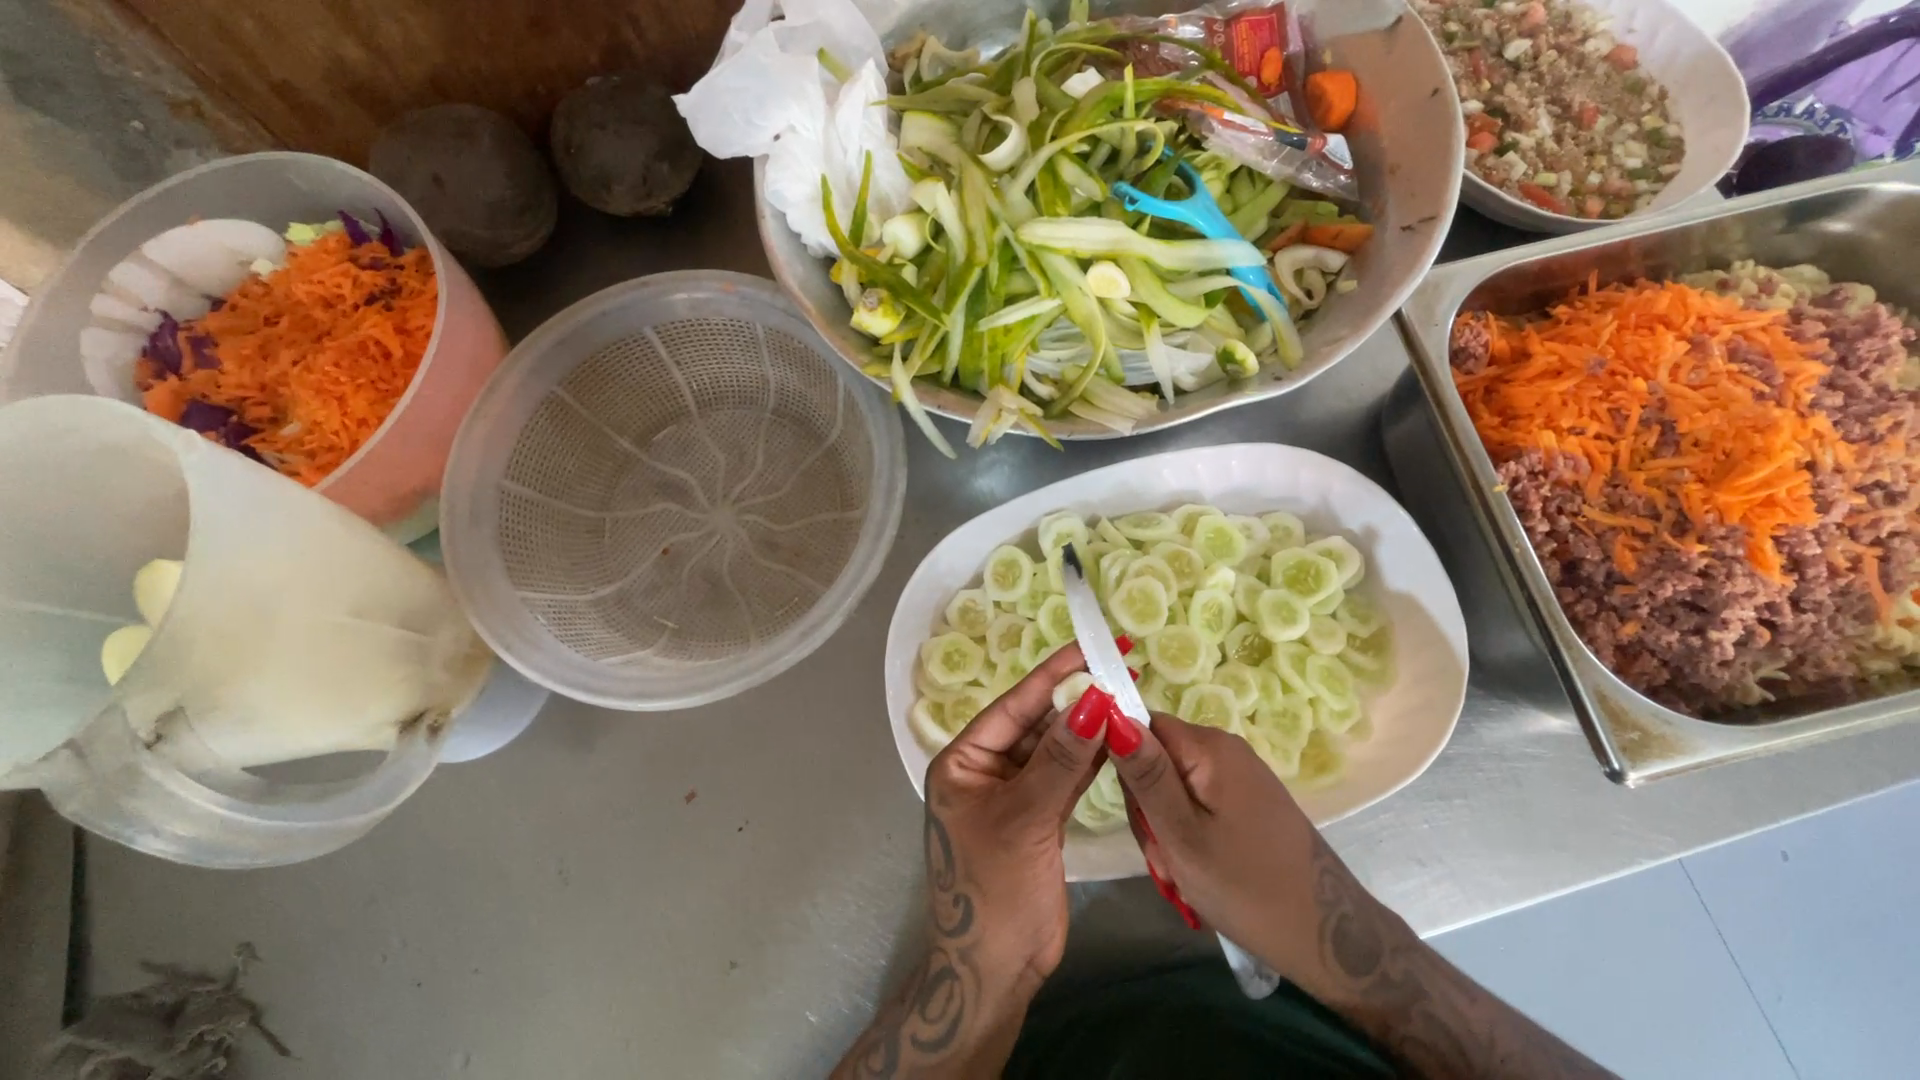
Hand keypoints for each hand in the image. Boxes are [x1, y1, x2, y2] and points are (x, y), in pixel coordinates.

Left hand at [834, 644, 1112, 1078]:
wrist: (994, 971)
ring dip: (1087, 729)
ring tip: (1128, 699)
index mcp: (963, 762)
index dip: (1052, 676)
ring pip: (1055, 750)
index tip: (1091, 648)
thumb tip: (1094, 701)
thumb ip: (1061, 759)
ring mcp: (1014, 795)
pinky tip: (1118, 741)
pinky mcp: (1038, 819)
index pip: (1013, 706)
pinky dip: (1090, 761)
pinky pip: (1065, 777)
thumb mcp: (1025, 819)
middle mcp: (985, 771)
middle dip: (1076, 701)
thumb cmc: (994, 892)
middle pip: (1036, 724)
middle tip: (1122, 672)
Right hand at [1105, 710, 1394, 996]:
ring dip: (1164, 826)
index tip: (1133, 810)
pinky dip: (1187, 833)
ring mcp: (1240, 776)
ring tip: (1179, 869)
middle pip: (1155, 757)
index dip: (1124, 760)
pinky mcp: (1247, 801)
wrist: (1327, 935)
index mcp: (1209, 747)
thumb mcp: (1181, 834)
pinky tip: (1196, 868)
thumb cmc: (1246, 886)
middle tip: (1161, 855)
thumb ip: (1145, 774)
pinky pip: (1197, 803)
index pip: (1141, 725)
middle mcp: (1226, 749)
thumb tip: (1108, 713)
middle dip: (1145, 805)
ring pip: (1173, 785)